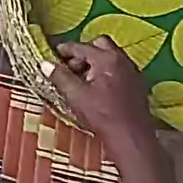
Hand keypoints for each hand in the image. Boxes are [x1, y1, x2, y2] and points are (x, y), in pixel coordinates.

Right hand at [49, 37, 159, 164]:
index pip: (81, 46)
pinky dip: (105, 72)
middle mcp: (122, 60)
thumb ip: (60, 77)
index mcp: (107, 59)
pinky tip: (97, 89)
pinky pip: (119, 69)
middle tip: (70, 67)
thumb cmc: (102, 115)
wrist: (130, 136)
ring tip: (81, 80)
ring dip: (94, 63)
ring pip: (111, 57)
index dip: (65, 50)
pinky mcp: (137, 84)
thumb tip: (45, 64)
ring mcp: (132, 71)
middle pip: (99, 45)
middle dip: (83, 53)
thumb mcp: (75, 95)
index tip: (54, 55)